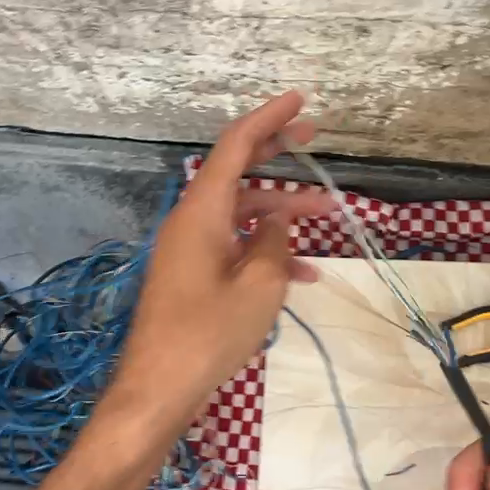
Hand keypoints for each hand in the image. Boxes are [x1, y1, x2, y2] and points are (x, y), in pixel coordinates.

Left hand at [106, 91, 334, 433]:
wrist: (160, 387)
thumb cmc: (210, 332)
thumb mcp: (260, 285)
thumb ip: (275, 240)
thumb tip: (278, 216)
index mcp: (202, 211)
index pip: (235, 146)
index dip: (268, 119)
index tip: (299, 101)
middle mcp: (191, 221)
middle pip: (237, 173)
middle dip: (276, 154)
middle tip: (313, 137)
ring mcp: (190, 249)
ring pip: (241, 214)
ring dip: (281, 212)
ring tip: (329, 213)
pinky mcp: (193, 275)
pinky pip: (234, 247)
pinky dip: (265, 251)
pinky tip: (303, 273)